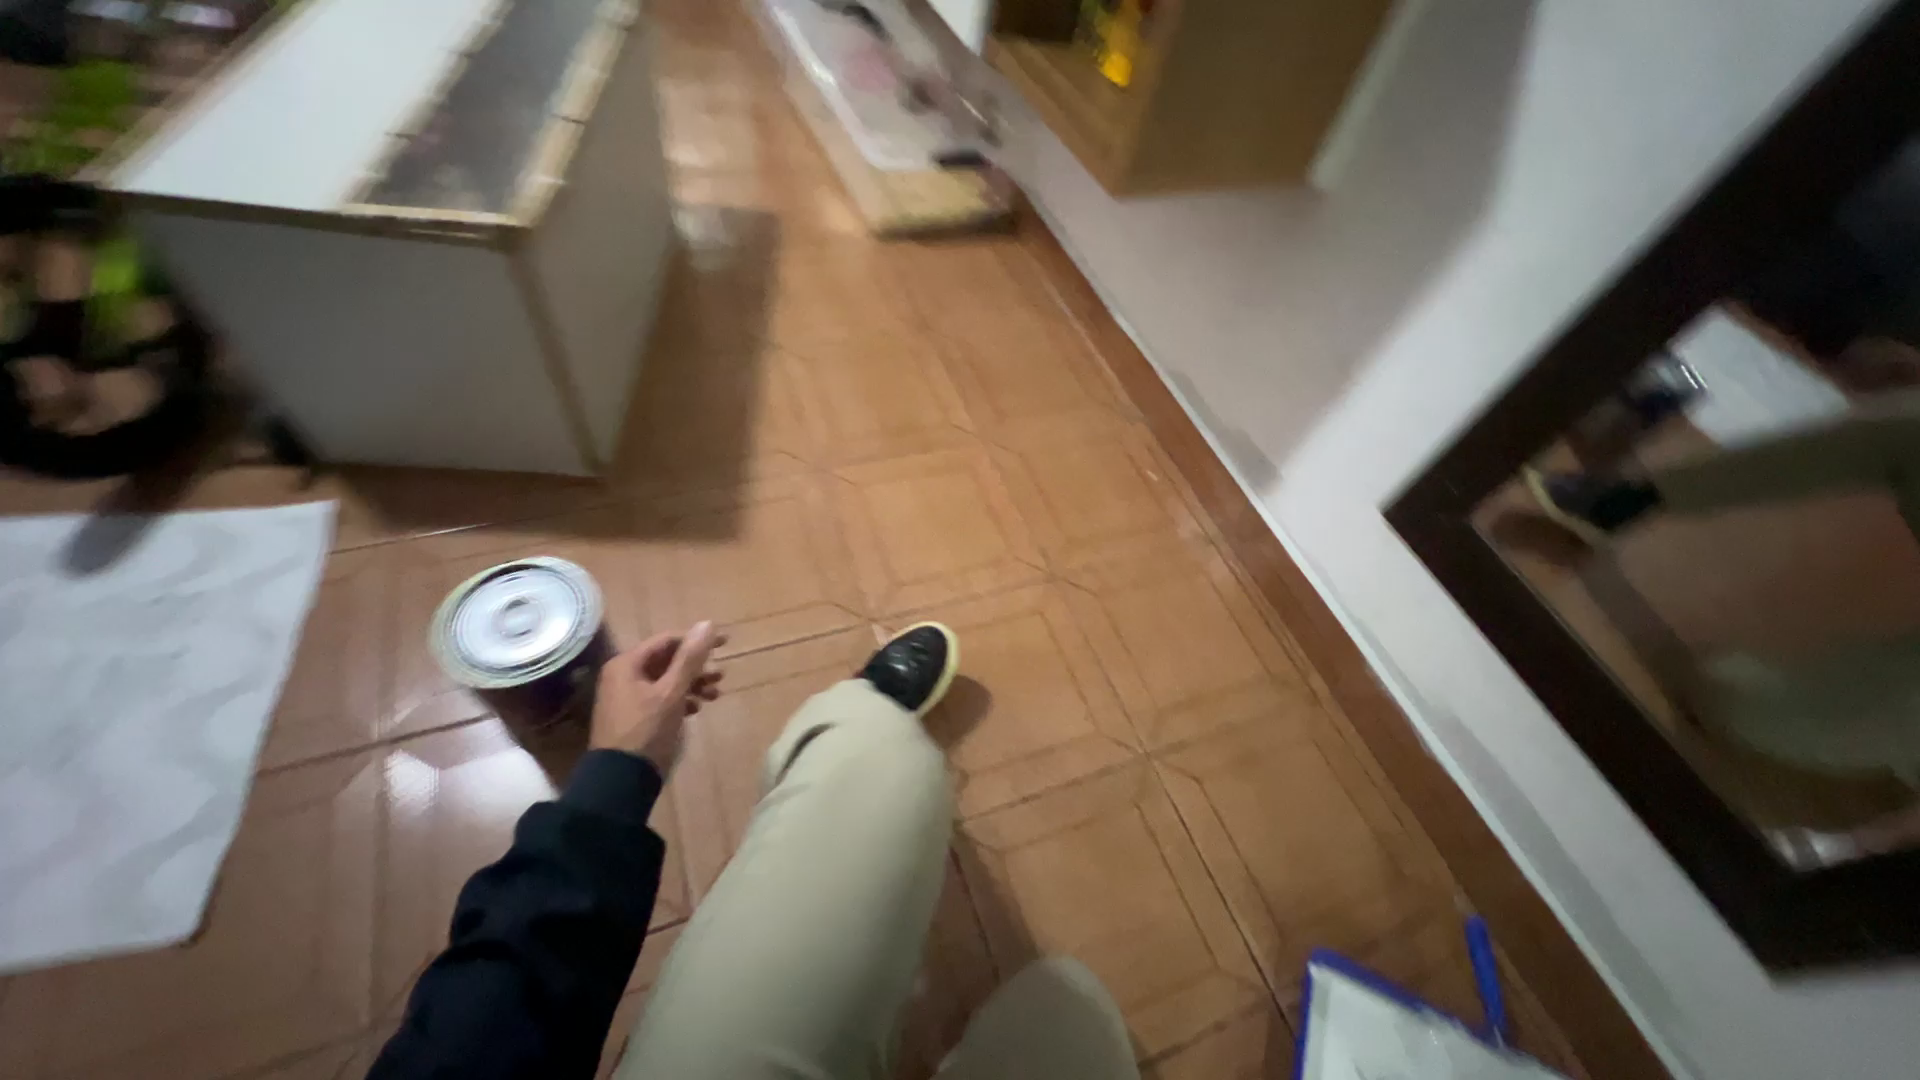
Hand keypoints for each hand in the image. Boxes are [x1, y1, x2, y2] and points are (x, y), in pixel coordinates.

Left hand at [591, 621, 724, 774]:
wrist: (622, 778)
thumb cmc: (646, 730)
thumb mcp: (672, 692)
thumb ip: (690, 658)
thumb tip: (707, 623)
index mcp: (627, 664)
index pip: (667, 640)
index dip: (697, 640)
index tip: (725, 644)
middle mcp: (625, 675)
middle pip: (668, 660)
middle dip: (697, 667)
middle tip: (721, 675)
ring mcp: (629, 697)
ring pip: (668, 680)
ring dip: (693, 684)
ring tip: (715, 695)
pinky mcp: (636, 716)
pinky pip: (663, 698)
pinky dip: (682, 699)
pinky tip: (697, 708)